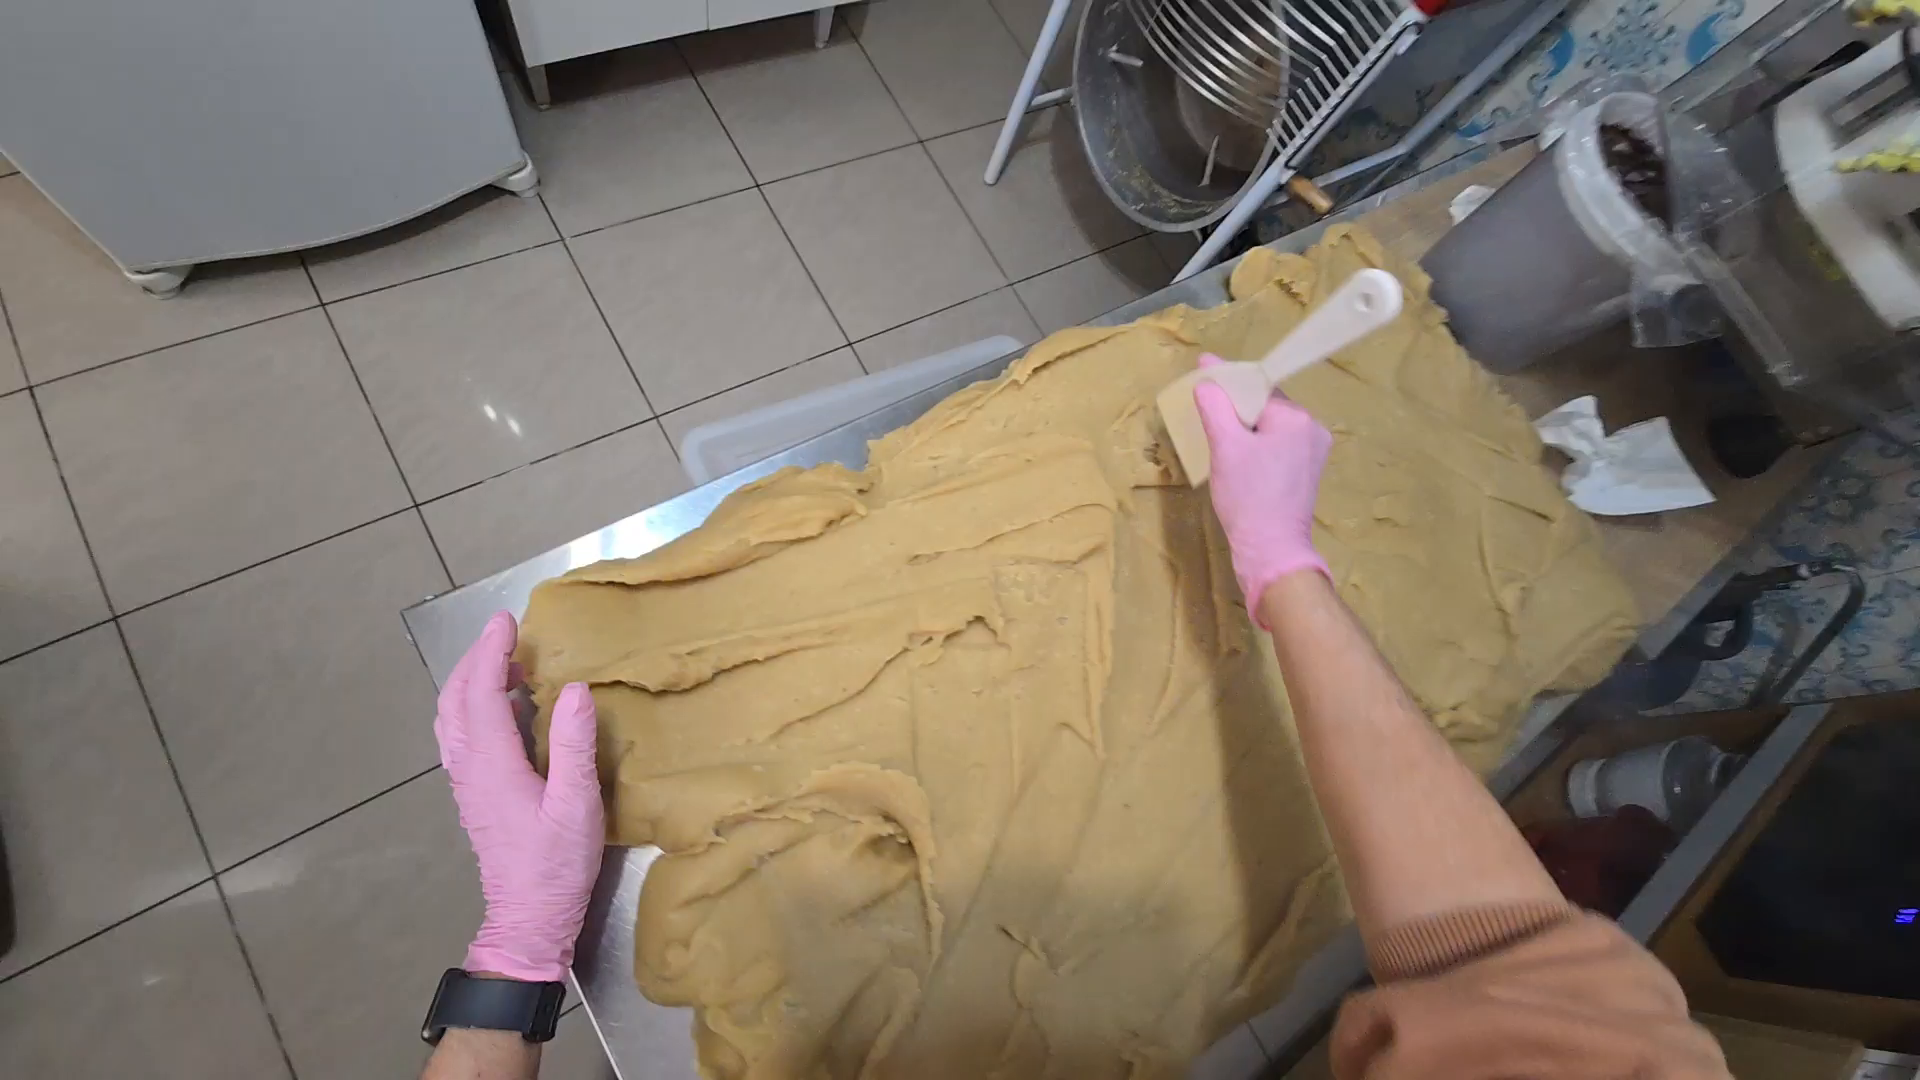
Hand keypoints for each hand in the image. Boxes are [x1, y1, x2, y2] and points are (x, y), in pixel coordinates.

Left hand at [435, 611, 603, 982]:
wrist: (527, 917)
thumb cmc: (556, 861)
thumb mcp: (577, 802)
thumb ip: (573, 744)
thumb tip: (574, 689)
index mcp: (492, 766)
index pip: (479, 695)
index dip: (490, 654)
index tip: (506, 621)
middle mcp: (469, 769)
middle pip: (454, 703)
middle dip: (474, 661)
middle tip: (505, 633)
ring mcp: (467, 783)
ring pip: (452, 720)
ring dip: (471, 682)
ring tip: (506, 662)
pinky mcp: (475, 794)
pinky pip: (462, 735)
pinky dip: (475, 706)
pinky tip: (505, 707)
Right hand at [1194, 353, 1332, 623]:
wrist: (1271, 549)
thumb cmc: (1248, 496)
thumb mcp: (1225, 448)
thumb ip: (1216, 408)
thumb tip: (1206, 380)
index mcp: (1296, 417)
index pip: (1257, 388)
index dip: (1228, 382)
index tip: (1203, 369)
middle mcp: (1312, 429)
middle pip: (1266, 406)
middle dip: (1236, 407)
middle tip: (1206, 411)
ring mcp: (1313, 453)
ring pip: (1271, 427)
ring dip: (1246, 428)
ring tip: (1220, 438)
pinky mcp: (1307, 473)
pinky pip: (1278, 446)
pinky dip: (1257, 446)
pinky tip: (1238, 458)